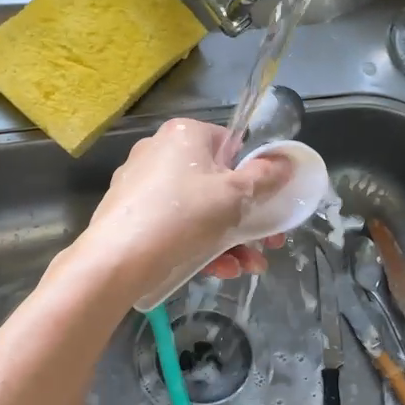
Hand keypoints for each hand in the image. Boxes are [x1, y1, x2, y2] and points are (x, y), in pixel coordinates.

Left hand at [62, 118, 291, 292]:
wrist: (118, 259)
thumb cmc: (184, 216)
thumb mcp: (236, 196)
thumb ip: (266, 176)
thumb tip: (286, 162)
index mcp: (186, 134)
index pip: (233, 146)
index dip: (255, 176)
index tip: (269, 206)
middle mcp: (160, 150)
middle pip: (218, 183)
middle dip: (247, 220)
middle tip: (267, 245)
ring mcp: (142, 183)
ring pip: (200, 210)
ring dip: (229, 240)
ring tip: (246, 267)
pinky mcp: (132, 213)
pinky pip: (176, 225)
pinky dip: (200, 245)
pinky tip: (218, 271)